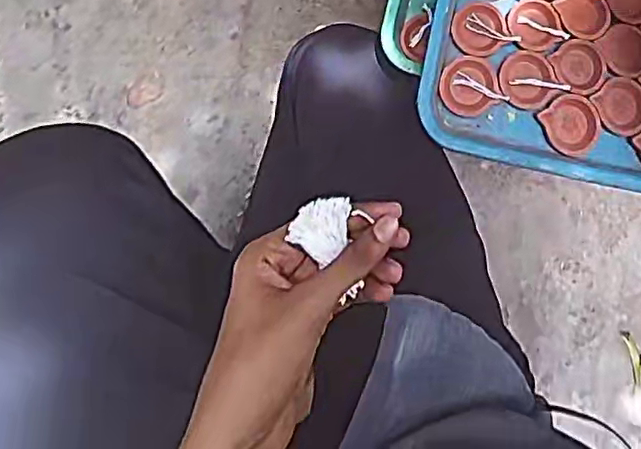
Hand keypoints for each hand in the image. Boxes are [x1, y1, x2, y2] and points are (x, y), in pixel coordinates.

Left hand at [181, 205, 410, 448]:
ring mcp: (291, 299)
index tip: (390, 213)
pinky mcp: (305, 322)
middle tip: (399, 240)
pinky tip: (380, 291)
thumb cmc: (249, 375)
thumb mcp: (309, 305)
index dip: (358, 215)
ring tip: (393, 270)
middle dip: (369, 243)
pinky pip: (340, 293)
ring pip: (340, 268)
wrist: (240, 436)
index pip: (320, 221)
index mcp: (265, 256)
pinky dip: (362, 289)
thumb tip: (382, 228)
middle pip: (333, 243)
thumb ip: (352, 262)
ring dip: (369, 268)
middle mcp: (276, 273)